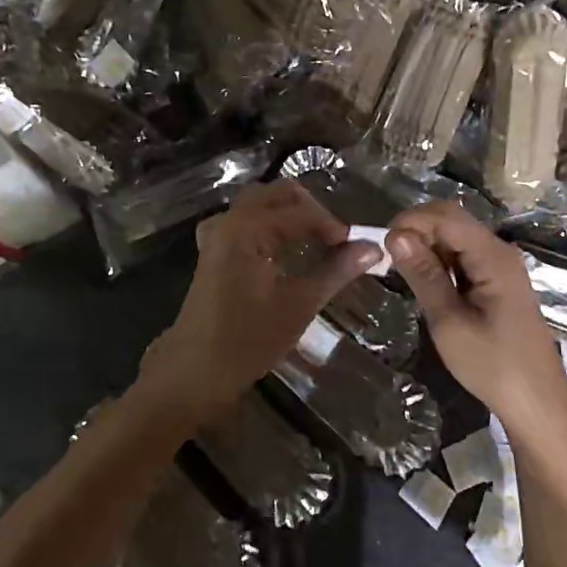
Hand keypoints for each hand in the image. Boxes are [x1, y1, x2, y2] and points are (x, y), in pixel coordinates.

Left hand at [137, 182, 380, 423]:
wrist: (195, 372)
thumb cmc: (248, 340)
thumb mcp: (299, 305)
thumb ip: (337, 270)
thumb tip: (372, 248)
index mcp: (247, 229)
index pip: (303, 212)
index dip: (334, 227)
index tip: (357, 248)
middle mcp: (229, 221)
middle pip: (279, 194)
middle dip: (312, 211)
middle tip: (336, 241)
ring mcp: (216, 234)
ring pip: (261, 203)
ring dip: (291, 214)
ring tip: (316, 242)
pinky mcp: (214, 250)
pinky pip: (246, 220)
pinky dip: (270, 225)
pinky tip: (285, 249)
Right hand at [386, 202, 566, 426]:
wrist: (537, 402)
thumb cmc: (492, 366)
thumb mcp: (449, 322)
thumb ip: (424, 275)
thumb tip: (395, 236)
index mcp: (493, 256)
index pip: (447, 216)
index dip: (411, 220)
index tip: (381, 243)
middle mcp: (500, 252)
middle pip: (453, 221)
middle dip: (418, 230)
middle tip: (387, 257)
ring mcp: (502, 266)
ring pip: (457, 239)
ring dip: (427, 246)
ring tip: (400, 270)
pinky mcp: (499, 282)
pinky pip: (465, 258)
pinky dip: (441, 262)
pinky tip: (425, 281)